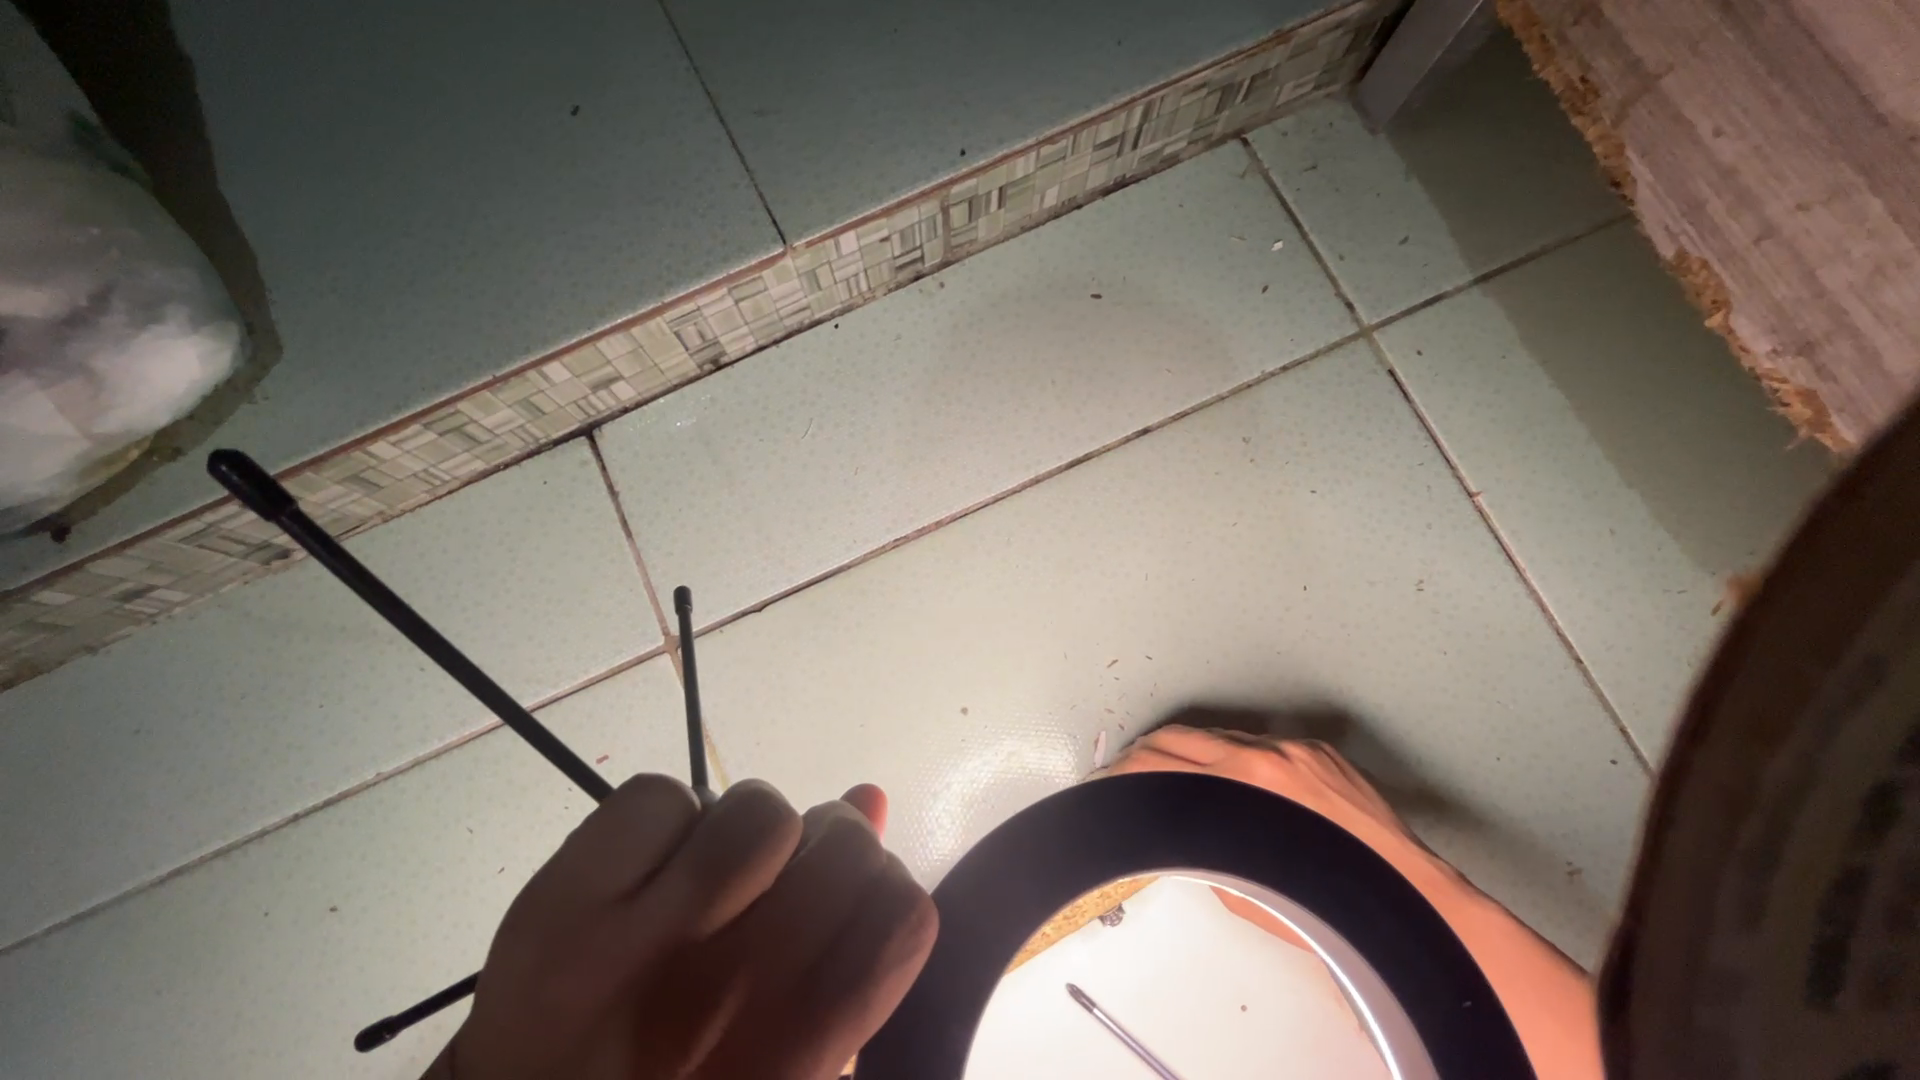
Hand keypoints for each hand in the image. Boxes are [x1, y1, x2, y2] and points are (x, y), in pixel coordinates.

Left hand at [432, 777, 936, 1079]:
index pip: (900, 916)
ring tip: (713, 875)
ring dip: (748, 826)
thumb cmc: (691, 1079)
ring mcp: (629, 950)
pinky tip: (649, 871)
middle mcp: (719, 1008)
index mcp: (791, 1061)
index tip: (843, 900)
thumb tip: (870, 797)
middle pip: (839, 850)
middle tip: (784, 876)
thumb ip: (846, 939)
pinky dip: (668, 816)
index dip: (881, 883)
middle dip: (826, 842)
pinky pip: (659, 796)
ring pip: (755, 810)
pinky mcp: (555, 904)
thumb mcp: (791, 1049)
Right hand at [1105, 724, 1600, 1079]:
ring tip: (1167, 770)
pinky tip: (1224, 773)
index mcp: (1241, 788)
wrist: (1410, 903)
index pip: (1157, 768)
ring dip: (1184, 751)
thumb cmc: (1333, 910)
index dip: (1121, 777)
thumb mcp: (1244, 887)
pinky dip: (1231, 754)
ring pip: (1215, 735)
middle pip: (1176, 739)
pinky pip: (1257, 742)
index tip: (1105, 786)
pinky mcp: (1316, 751)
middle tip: (1122, 775)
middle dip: (1141, 756)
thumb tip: (1175, 835)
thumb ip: (1200, 849)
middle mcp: (1264, 757)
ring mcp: (1292, 749)